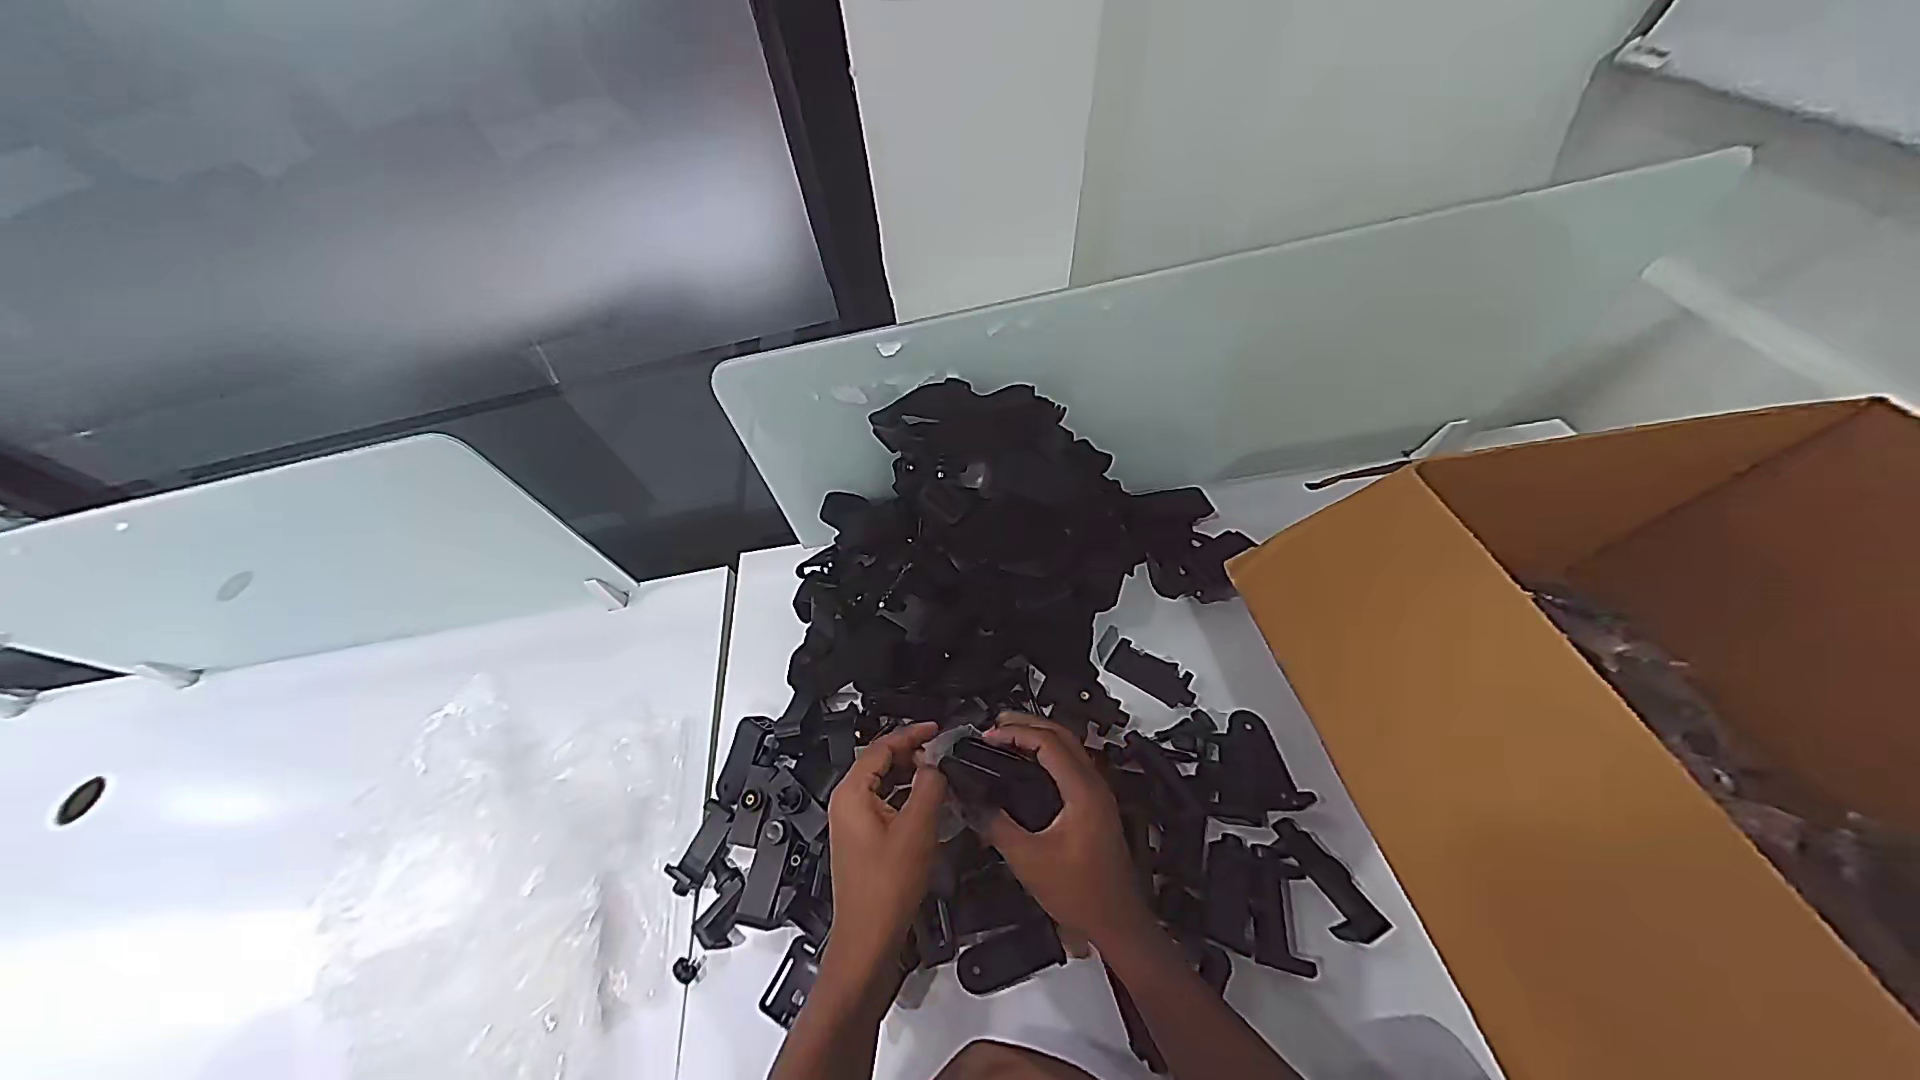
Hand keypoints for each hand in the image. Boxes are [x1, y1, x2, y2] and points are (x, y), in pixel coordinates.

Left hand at [824, 721, 947, 970]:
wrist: (869, 938)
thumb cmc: (882, 892)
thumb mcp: (916, 828)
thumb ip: (929, 786)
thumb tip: (936, 765)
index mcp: (851, 794)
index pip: (880, 747)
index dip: (910, 734)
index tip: (933, 730)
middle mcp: (847, 805)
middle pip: (880, 763)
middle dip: (912, 754)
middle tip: (940, 753)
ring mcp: (853, 823)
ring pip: (885, 784)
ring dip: (912, 776)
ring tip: (939, 777)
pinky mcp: (863, 840)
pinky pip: (886, 804)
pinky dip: (907, 798)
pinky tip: (929, 806)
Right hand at [979, 713, 1156, 948]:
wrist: (1116, 922)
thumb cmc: (1085, 895)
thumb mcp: (1029, 860)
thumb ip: (998, 827)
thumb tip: (975, 804)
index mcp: (1083, 792)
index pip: (1049, 742)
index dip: (1016, 733)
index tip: (990, 736)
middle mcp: (1095, 787)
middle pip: (1062, 735)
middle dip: (1027, 724)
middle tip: (997, 724)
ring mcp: (1098, 795)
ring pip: (1069, 747)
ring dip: (1039, 736)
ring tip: (1009, 736)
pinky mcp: (1095, 806)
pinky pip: (1071, 763)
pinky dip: (1048, 753)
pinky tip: (1030, 763)